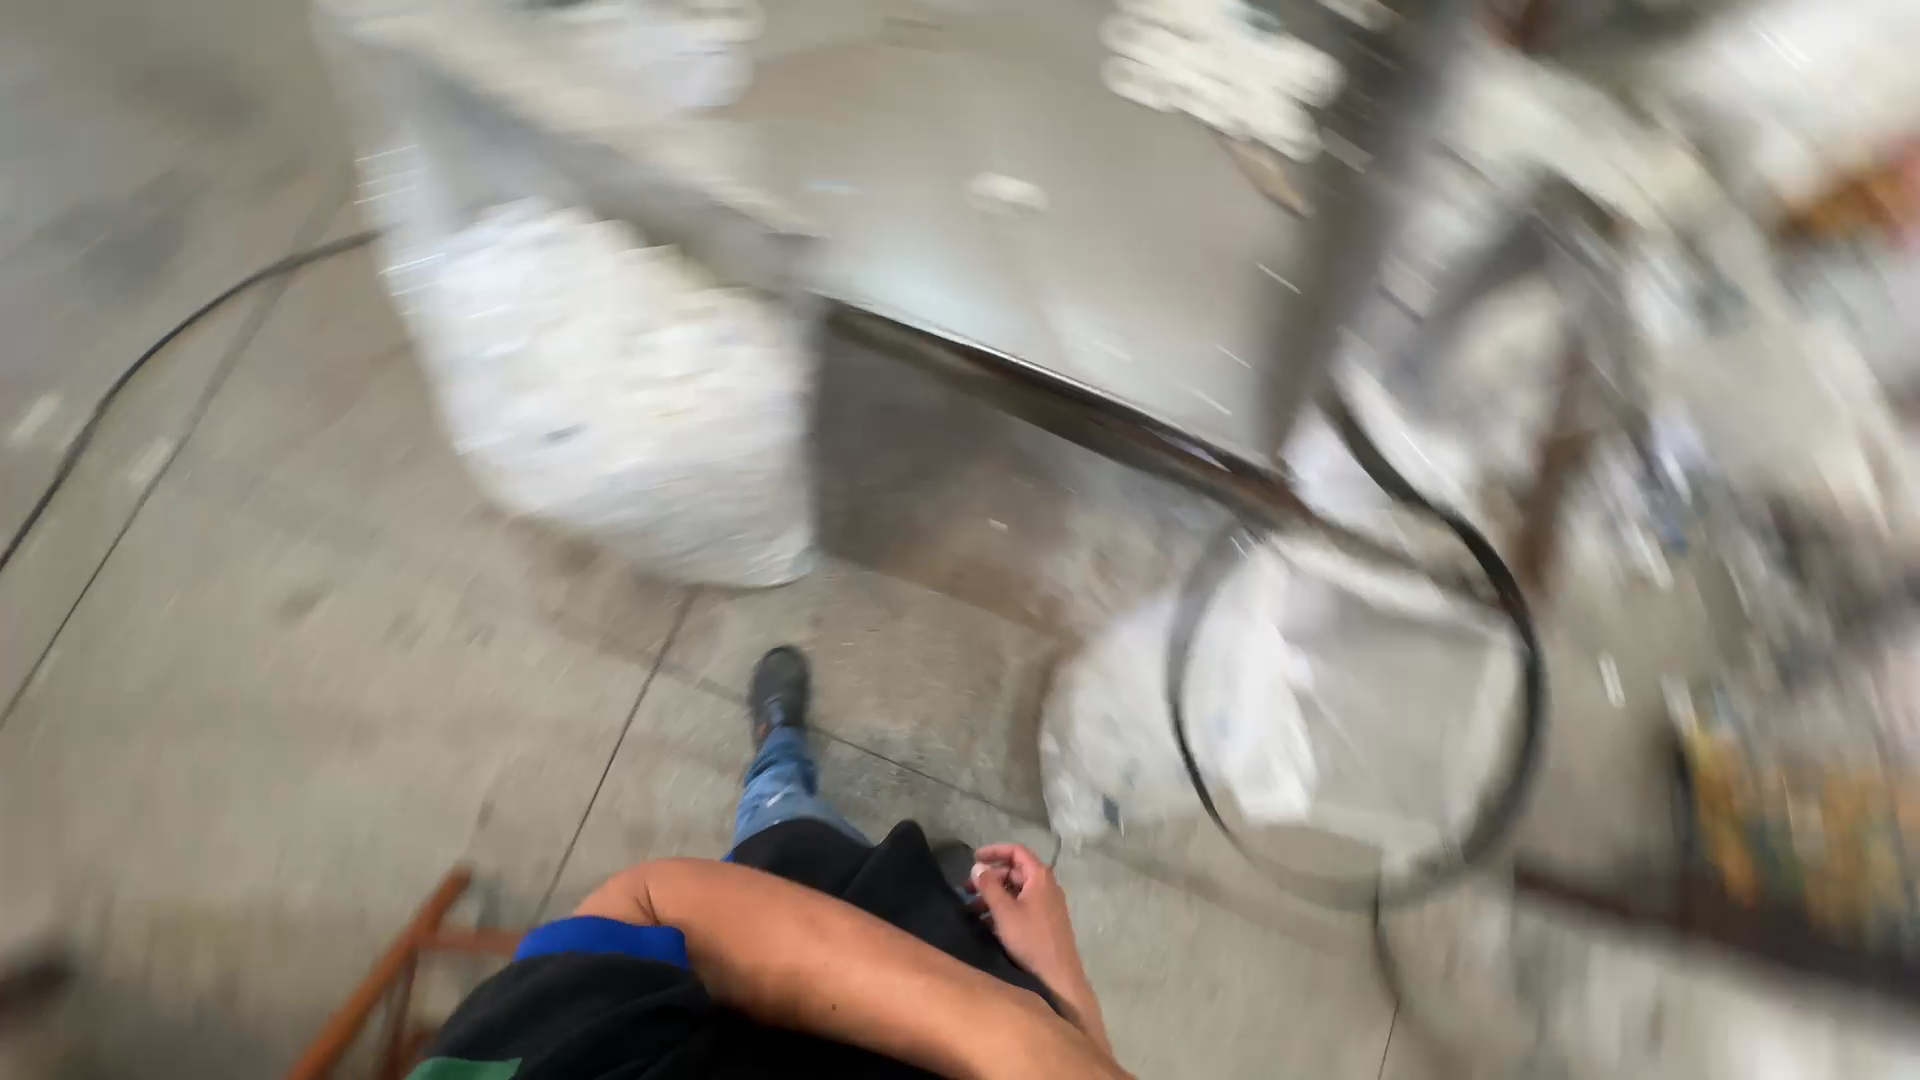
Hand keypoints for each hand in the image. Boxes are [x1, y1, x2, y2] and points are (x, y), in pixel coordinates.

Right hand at [971, 843, 1111, 1057]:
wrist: (1058, 978)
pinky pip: (1021, 906)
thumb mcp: (1005, 912)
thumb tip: (976, 866)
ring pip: (1015, 891)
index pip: (1016, 851)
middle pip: (1014, 872)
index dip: (994, 851)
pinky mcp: (1045, 921)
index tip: (974, 858)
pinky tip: (986, 923)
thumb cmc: (1031, 939)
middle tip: (966, 889)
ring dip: (993, 896)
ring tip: (970, 909)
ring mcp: (1047, 904)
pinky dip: (1003, 909)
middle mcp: (1045, 885)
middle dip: (989, 878)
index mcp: (1039, 876)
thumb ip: (989, 886)